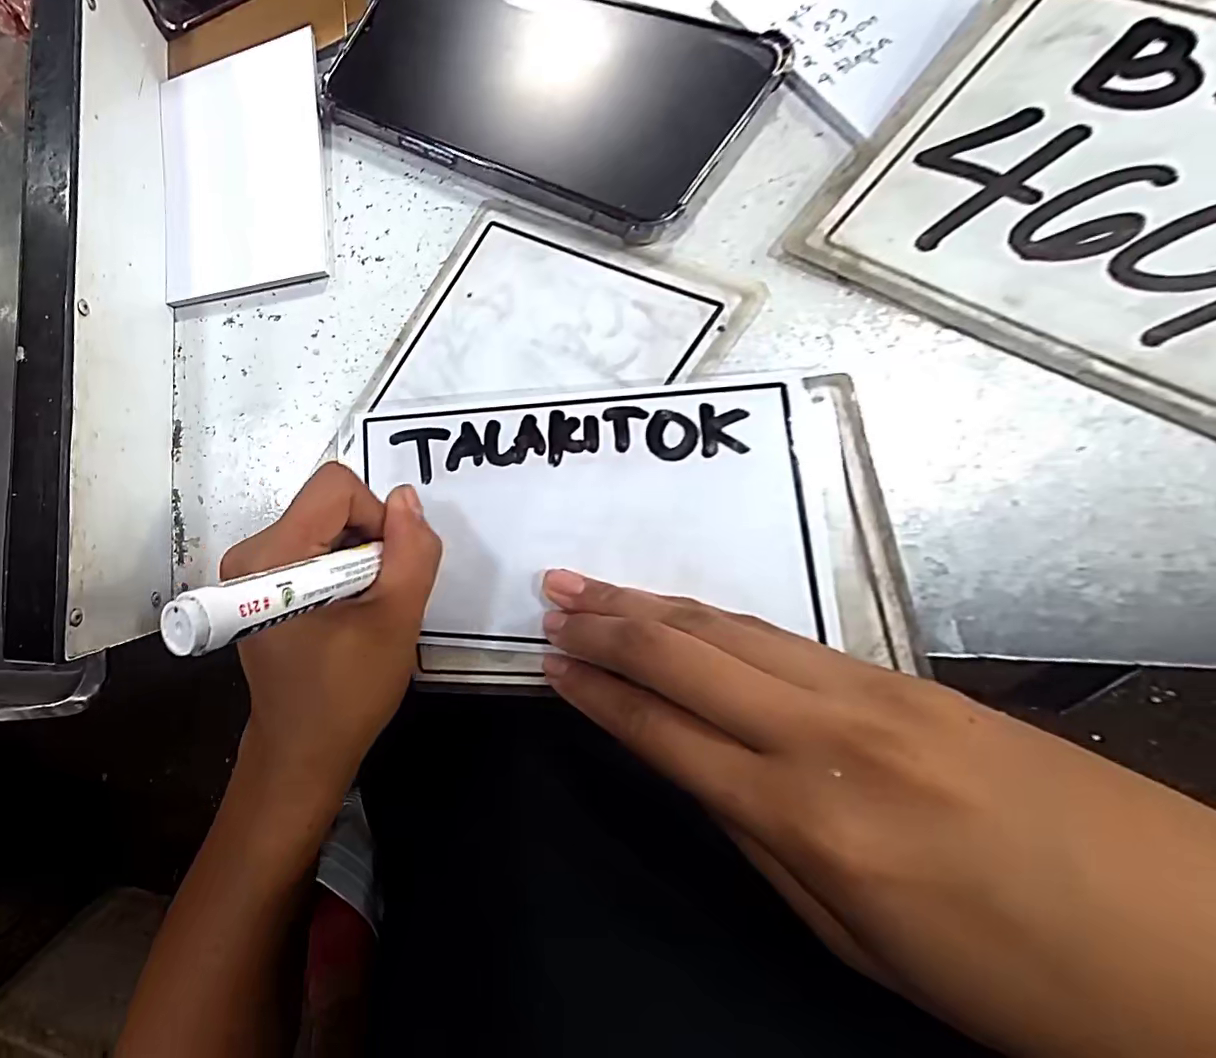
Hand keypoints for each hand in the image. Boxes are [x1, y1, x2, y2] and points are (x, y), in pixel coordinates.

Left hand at [220, 464, 441, 797]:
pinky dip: (336, 569)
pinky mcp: (255, 582)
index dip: (376, 518)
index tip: (384, 570)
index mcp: (272, 555)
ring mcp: (248, 567)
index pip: (334, 488)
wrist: (300, 746)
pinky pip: (308, 546)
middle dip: (365, 543)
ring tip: (357, 611)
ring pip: (322, 525)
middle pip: (326, 505)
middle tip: (373, 599)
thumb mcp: (395, 620)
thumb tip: (405, 499)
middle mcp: (249, 552)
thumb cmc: (344, 694)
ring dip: (353, 559)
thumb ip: (412, 551)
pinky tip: (342, 612)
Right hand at [539, 571, 1215, 1057]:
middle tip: (549, 601)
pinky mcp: (908, 679)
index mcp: (805, 815)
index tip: (547, 663)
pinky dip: (707, 616)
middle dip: (603, 626)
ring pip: (725, 628)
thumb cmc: (1018, 980)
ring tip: (585, 585)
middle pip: (682, 655)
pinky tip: (672, 608)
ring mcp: (874, 696)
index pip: (660, 728)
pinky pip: (778, 635)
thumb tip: (691, 766)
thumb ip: (755, 836)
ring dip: (643, 604)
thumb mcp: (853, 937)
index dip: (593, 691)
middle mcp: (828, 736)